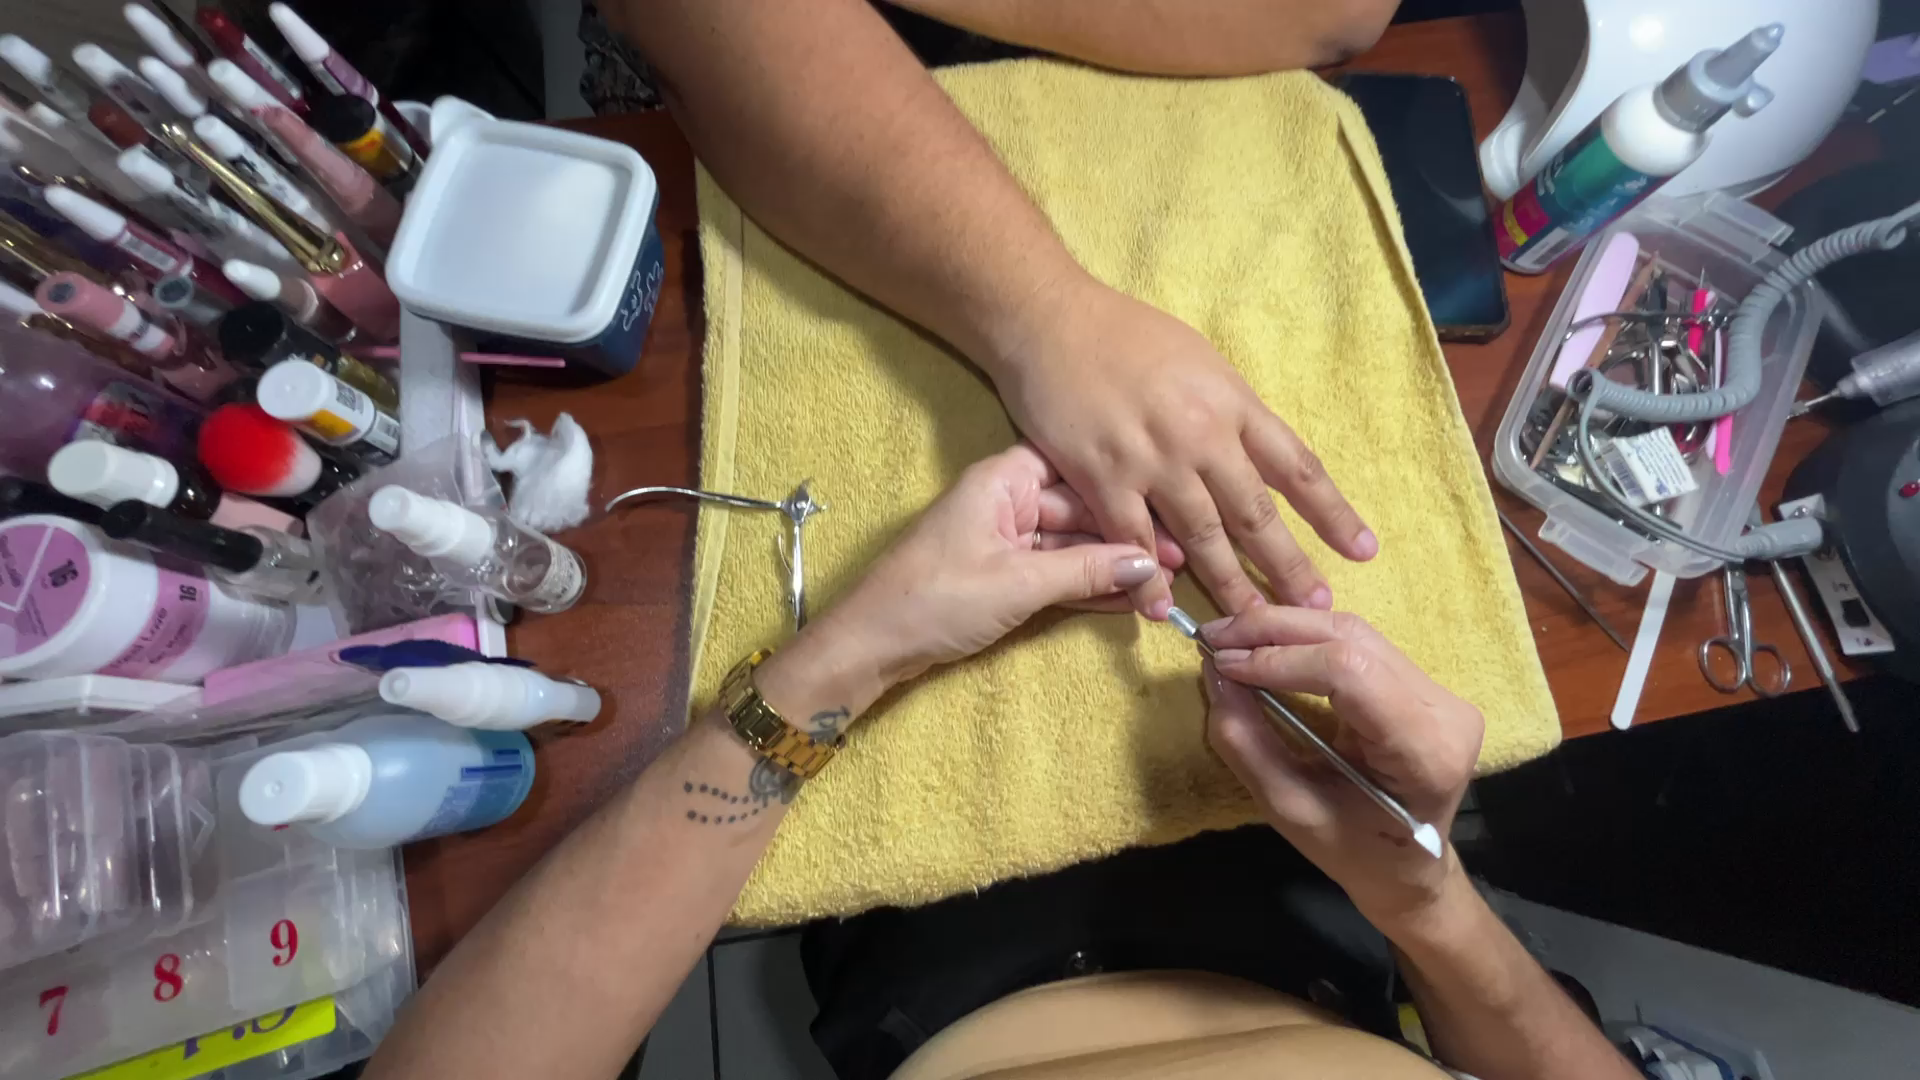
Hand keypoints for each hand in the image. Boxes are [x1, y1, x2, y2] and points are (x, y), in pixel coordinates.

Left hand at [818, 443, 1185, 690]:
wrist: (873, 645)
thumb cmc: (938, 599)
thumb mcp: (1018, 583)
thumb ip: (1085, 570)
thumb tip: (1150, 565)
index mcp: (1002, 481)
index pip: (1074, 468)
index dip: (1120, 489)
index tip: (1168, 513)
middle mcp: (1006, 501)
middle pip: (1077, 511)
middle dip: (1124, 539)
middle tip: (1180, 563)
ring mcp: (1004, 539)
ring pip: (1070, 545)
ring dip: (1110, 567)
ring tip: (1164, 586)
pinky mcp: (1002, 573)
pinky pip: (1054, 572)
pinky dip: (1084, 586)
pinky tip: (1127, 599)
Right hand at [989, 280, 1375, 617]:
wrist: (1051, 321)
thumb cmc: (1122, 333)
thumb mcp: (1195, 358)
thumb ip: (1224, 408)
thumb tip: (1245, 451)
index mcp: (1232, 402)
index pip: (1296, 468)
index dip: (1332, 514)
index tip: (1361, 551)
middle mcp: (1201, 435)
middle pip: (1255, 512)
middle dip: (1287, 564)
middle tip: (1314, 607)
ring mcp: (1152, 459)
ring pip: (1201, 534)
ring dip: (1228, 583)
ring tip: (1252, 620)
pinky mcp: (1102, 476)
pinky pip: (1133, 538)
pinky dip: (1147, 577)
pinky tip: (1161, 608)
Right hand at [1199, 607, 1481, 930]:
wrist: (1408, 867)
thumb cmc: (1352, 849)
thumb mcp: (1285, 806)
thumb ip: (1245, 739)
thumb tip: (1213, 670)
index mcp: (1425, 750)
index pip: (1349, 671)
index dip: (1278, 658)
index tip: (1222, 664)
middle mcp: (1443, 707)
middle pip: (1349, 637)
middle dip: (1271, 629)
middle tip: (1213, 637)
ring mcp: (1437, 689)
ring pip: (1349, 629)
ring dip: (1281, 626)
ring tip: (1230, 638)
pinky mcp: (1419, 679)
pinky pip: (1354, 640)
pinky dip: (1299, 635)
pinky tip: (1262, 642)